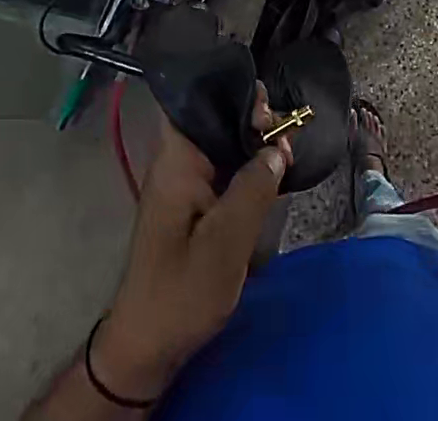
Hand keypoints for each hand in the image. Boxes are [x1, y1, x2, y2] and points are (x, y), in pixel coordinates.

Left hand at [90, 84, 291, 401]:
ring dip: (250, 143)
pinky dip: (245, 168)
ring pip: (218, 147)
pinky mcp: (192, 206)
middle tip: (288, 126)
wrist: (149, 342)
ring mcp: (182, 185)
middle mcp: (175, 164)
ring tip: (288, 143)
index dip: (226, 94)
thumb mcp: (227, 242)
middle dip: (248, 118)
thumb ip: (254, 189)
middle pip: (210, 122)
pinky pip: (220, 172)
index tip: (265, 102)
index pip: (191, 103)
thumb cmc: (183, 290)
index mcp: (175, 162)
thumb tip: (278, 147)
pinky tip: (273, 171)